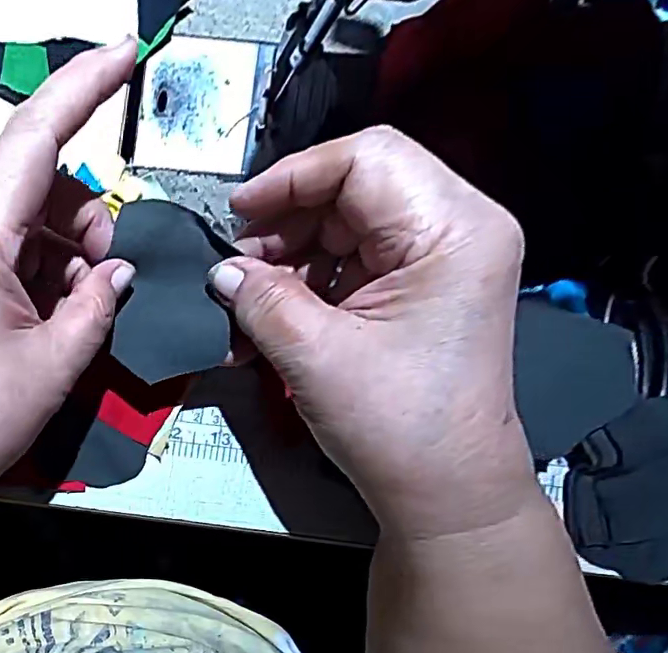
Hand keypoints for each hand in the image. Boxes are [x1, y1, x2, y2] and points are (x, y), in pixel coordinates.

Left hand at [0, 40, 137, 544]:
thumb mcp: (60, 355)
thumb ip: (99, 299)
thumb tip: (116, 271)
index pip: (31, 138)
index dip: (82, 87)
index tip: (127, 52)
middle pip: (35, 180)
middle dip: (86, 208)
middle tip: (107, 268)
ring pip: (27, 218)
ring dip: (69, 244)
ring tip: (83, 301)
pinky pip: (10, 252)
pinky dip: (45, 267)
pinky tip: (59, 310)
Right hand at [210, 126, 537, 540]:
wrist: (434, 477)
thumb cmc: (393, 417)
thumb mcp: (314, 354)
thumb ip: (262, 302)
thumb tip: (219, 272)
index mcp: (449, 230)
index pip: (367, 160)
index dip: (291, 177)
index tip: (232, 215)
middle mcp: (445, 232)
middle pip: (347, 193)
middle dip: (275, 230)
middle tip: (225, 276)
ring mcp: (421, 264)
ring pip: (331, 234)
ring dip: (273, 269)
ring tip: (233, 314)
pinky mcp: (397, 294)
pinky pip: (331, 272)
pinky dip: (285, 295)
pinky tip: (251, 331)